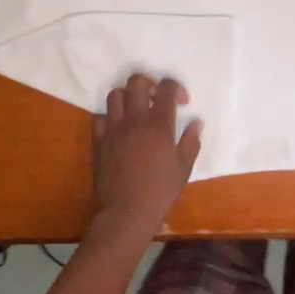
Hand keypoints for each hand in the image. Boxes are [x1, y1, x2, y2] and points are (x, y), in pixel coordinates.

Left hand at [91, 74, 202, 241]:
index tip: (182, 102)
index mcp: (158, 125)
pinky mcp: (98, 141)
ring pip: (115, 94)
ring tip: (135, 110)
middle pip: (137, 82)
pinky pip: (99, 117)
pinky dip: (108, 117)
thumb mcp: (183, 169)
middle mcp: (134, 120)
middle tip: (155, 98)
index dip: (176, 88)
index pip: (167, 89)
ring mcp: (113, 128)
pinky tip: (117, 128)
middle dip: (149, 83)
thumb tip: (196, 123)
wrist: (127, 211)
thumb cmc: (160, 191)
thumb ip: (191, 142)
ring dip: (127, 96)